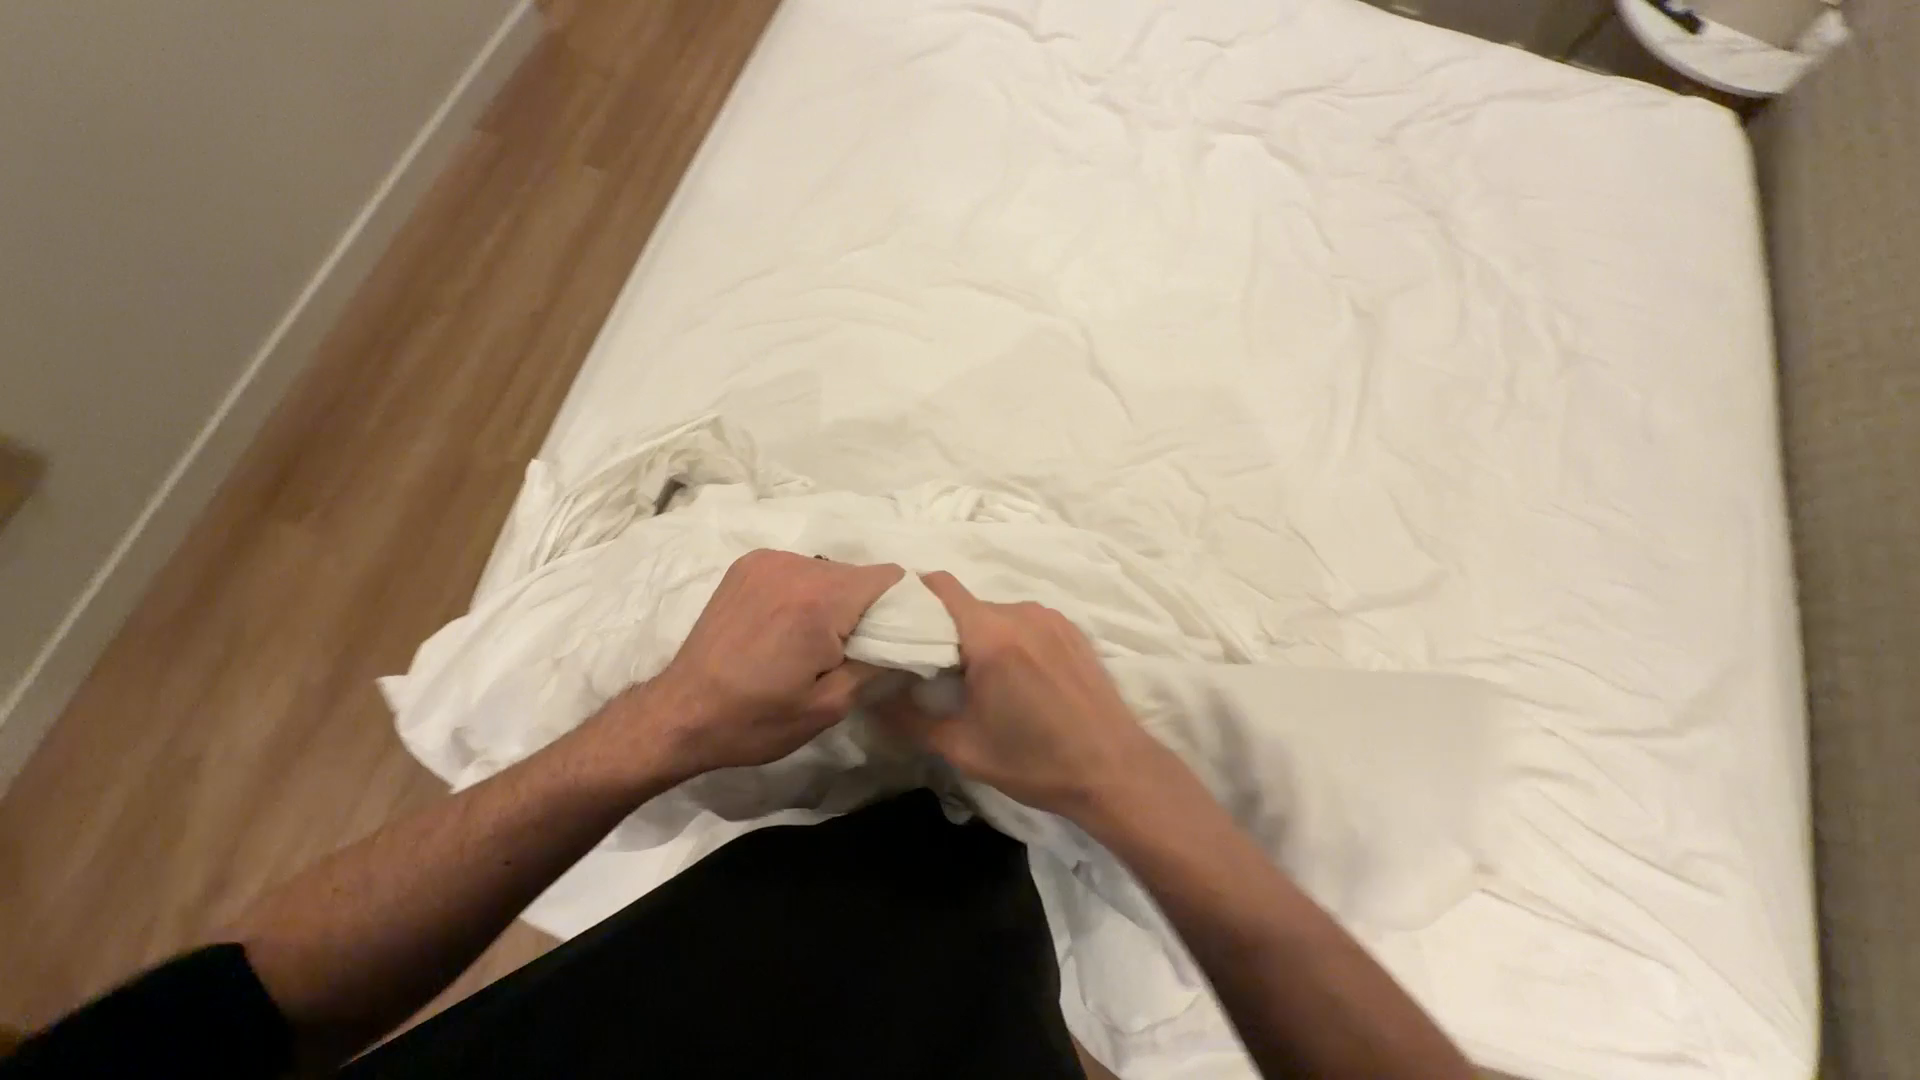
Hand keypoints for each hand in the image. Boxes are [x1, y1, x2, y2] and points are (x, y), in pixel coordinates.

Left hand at [620, 549, 903, 775]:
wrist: (681, 714)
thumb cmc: (757, 718)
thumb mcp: (831, 705)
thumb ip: (879, 664)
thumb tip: (913, 642)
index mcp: (820, 599)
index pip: (889, 578)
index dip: (900, 607)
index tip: (891, 640)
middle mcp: (795, 565)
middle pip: (858, 574)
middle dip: (865, 607)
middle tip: (849, 651)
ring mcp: (766, 561)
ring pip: (828, 570)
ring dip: (833, 600)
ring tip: (811, 642)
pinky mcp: (745, 566)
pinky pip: (798, 569)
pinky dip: (804, 592)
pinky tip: (786, 627)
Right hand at [871, 572, 1165, 814]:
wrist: (1114, 771)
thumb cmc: (1035, 762)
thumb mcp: (963, 748)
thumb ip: (910, 718)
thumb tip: (870, 699)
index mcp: (991, 636)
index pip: (940, 586)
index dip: (913, 598)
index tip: (898, 624)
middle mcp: (1021, 614)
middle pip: (967, 605)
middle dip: (946, 629)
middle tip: (934, 667)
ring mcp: (1052, 619)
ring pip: (998, 614)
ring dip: (981, 636)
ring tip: (979, 677)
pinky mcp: (1073, 630)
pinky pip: (1026, 622)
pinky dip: (1012, 639)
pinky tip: (1017, 677)